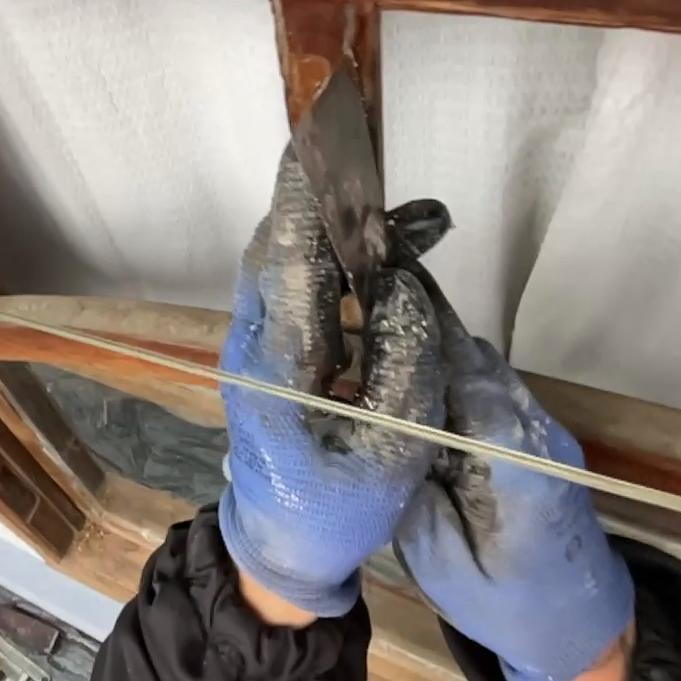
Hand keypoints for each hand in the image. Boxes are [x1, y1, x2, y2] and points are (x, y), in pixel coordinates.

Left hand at [218, 149, 445, 617]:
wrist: (283, 539)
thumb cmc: (334, 508)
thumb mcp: (390, 450)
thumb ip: (403, 364)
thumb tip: (402, 283)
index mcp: (273, 366)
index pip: (287, 263)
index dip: (305, 200)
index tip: (318, 141)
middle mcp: (254, 338)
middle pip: (284, 247)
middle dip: (330, 200)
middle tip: (379, 164)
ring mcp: (259, 337)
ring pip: (296, 260)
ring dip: (348, 231)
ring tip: (426, 218)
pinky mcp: (274, 342)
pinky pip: (308, 285)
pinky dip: (347, 263)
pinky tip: (395, 256)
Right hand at [393, 280, 635, 680]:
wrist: (582, 629)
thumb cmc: (503, 605)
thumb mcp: (438, 560)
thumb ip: (411, 486)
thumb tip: (385, 424)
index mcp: (515, 468)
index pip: (472, 382)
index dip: (430, 337)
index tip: (389, 294)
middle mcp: (537, 436)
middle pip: (480, 364)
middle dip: (430, 331)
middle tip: (375, 299)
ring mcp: (546, 433)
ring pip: (490, 370)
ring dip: (443, 348)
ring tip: (390, 327)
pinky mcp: (542, 436)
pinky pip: (497, 387)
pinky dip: (459, 371)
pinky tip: (421, 372)